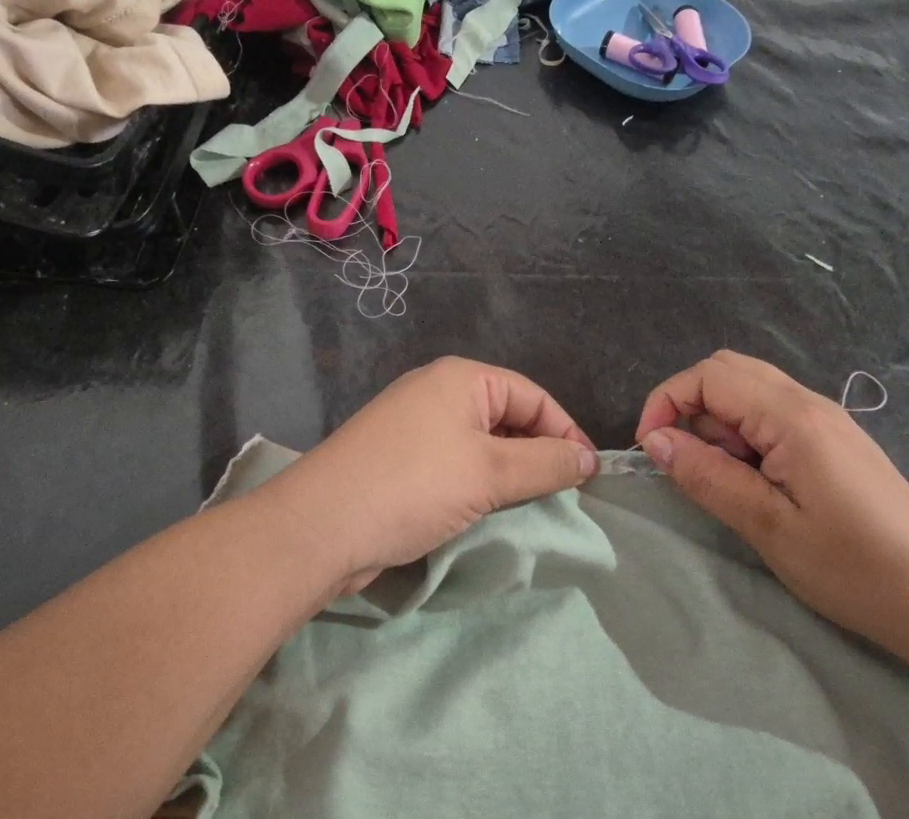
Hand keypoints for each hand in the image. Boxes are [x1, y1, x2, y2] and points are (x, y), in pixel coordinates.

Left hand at [255, 357, 597, 594]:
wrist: (319, 529)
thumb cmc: (412, 486)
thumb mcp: (488, 472)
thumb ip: (546, 463)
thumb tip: (589, 459)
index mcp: (460, 379)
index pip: (532, 396)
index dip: (565, 432)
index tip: (589, 476)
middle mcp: (437, 394)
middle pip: (507, 418)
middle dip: (537, 454)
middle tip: (562, 497)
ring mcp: (414, 429)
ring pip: (481, 446)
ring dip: (507, 475)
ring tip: (528, 508)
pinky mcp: (399, 463)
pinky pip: (454, 466)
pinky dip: (477, 487)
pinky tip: (486, 514)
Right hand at [635, 351, 908, 652]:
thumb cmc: (853, 567)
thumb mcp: (768, 527)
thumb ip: (708, 476)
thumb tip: (656, 441)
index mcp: (792, 417)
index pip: (710, 375)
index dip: (668, 402)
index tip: (652, 451)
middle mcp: (809, 402)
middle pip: (729, 370)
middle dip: (689, 406)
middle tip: (686, 463)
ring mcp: (826, 420)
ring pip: (750, 391)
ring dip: (718, 423)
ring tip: (723, 479)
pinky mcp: (834, 441)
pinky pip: (773, 414)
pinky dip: (745, 435)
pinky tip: (755, 481)